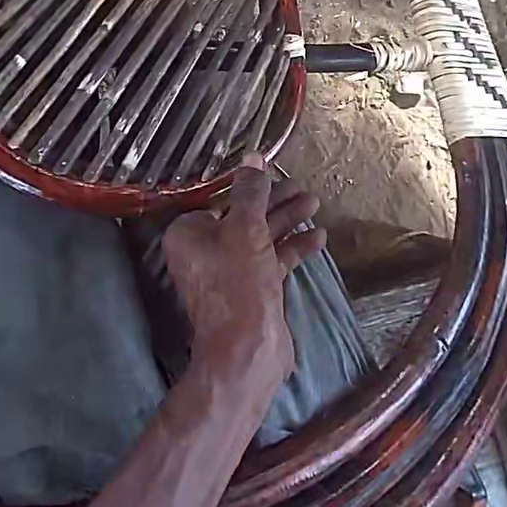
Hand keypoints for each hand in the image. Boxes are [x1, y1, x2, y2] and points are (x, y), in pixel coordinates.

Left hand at [161, 154, 326, 390]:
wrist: (247, 349)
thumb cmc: (237, 283)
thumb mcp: (245, 230)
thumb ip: (250, 192)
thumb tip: (253, 157)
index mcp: (189, 233)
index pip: (221, 200)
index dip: (250, 188)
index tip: (275, 175)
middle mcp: (204, 249)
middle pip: (244, 216)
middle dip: (274, 201)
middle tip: (302, 187)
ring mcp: (229, 270)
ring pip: (260, 236)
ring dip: (287, 220)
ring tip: (315, 202)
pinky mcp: (251, 287)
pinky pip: (271, 258)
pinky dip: (292, 247)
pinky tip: (318, 236)